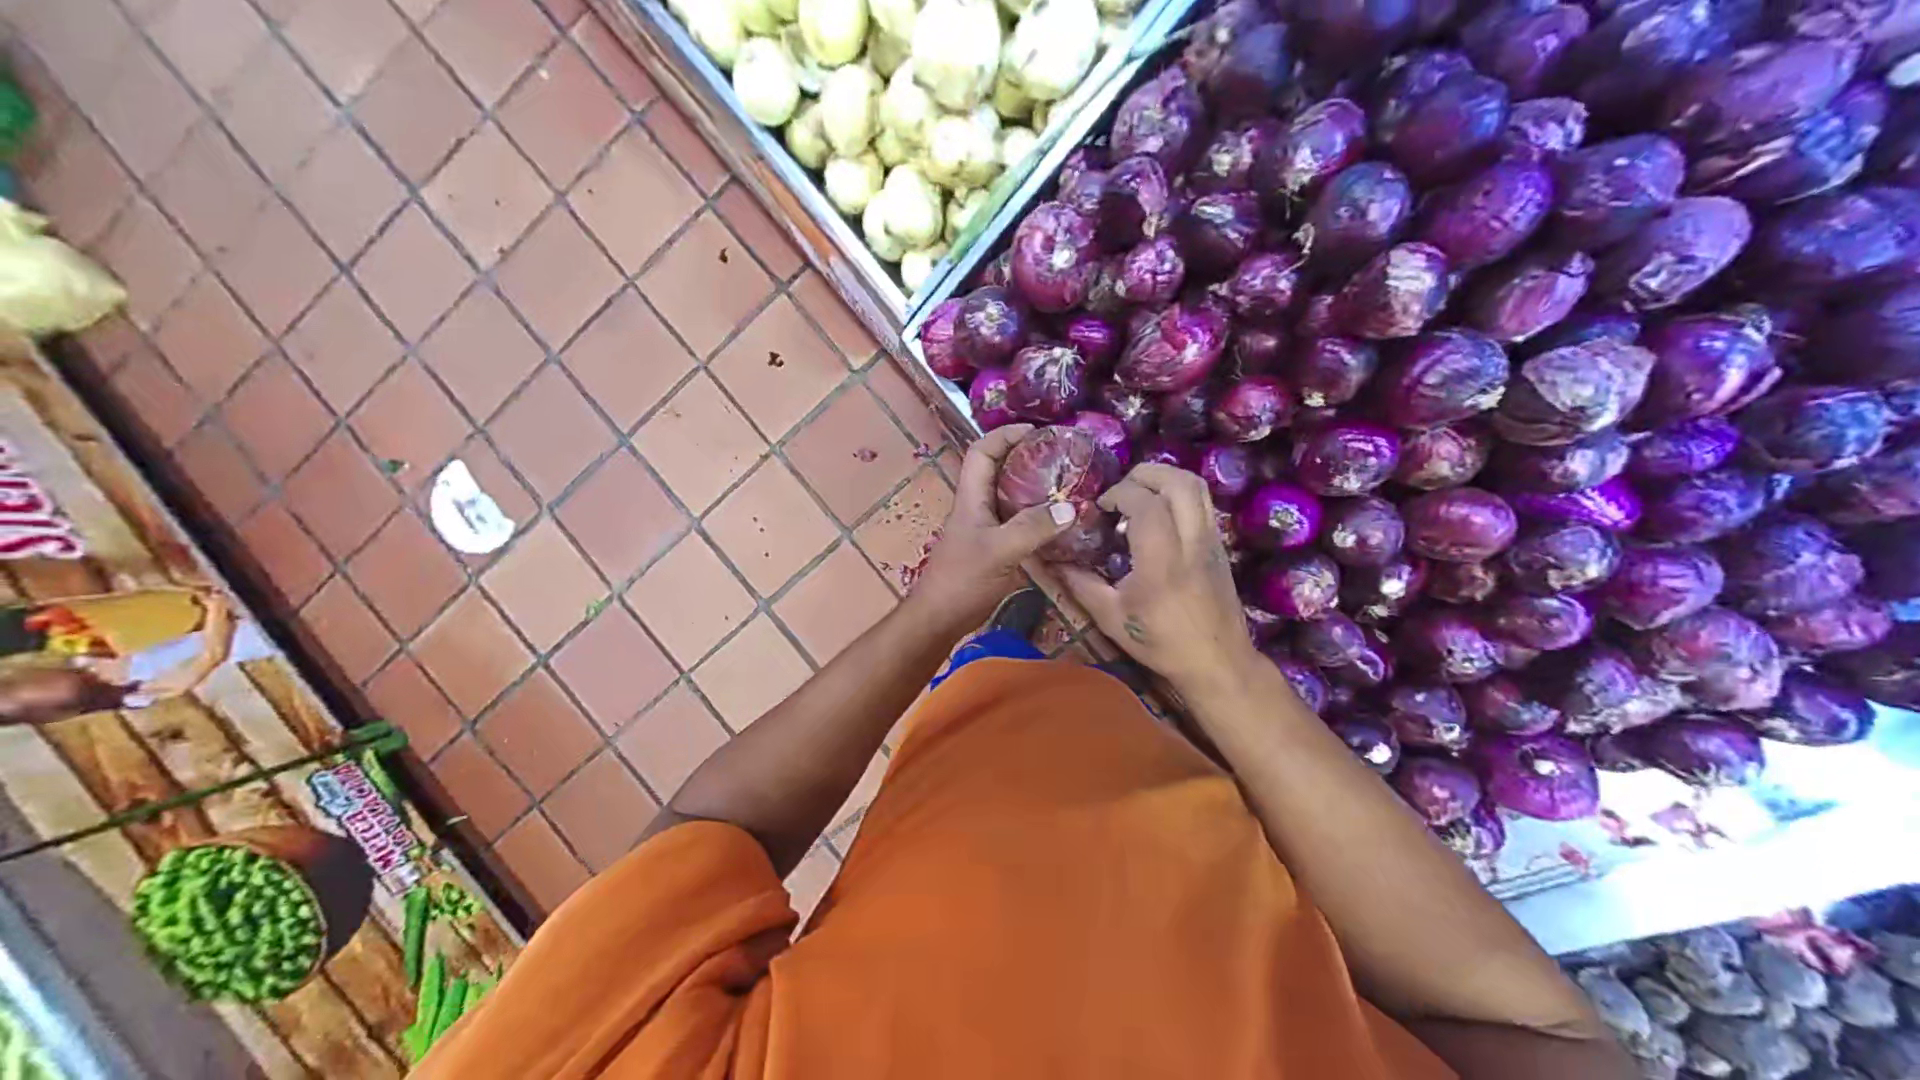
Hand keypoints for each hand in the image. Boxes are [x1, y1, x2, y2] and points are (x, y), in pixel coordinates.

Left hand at [911, 424, 1074, 627]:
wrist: (941, 618)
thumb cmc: (962, 579)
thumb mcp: (1000, 551)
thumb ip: (1033, 528)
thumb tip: (1070, 508)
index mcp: (971, 497)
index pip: (982, 452)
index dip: (1005, 435)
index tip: (1037, 431)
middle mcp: (977, 506)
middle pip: (999, 470)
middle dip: (1027, 457)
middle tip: (1062, 457)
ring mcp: (985, 528)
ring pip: (1010, 496)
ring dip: (1035, 488)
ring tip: (1068, 485)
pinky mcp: (994, 548)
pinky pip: (1018, 522)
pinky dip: (1038, 517)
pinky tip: (1060, 523)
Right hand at [1055, 465, 1263, 696]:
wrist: (1217, 662)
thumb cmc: (1162, 642)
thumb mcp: (1111, 618)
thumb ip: (1081, 584)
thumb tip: (1054, 560)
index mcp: (1162, 560)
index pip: (1145, 502)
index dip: (1119, 493)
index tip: (1101, 508)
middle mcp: (1191, 541)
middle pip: (1178, 481)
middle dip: (1144, 474)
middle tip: (1120, 490)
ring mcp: (1211, 540)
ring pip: (1196, 485)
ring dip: (1164, 479)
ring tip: (1139, 496)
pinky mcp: (1220, 545)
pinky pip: (1202, 502)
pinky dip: (1177, 495)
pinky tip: (1158, 517)